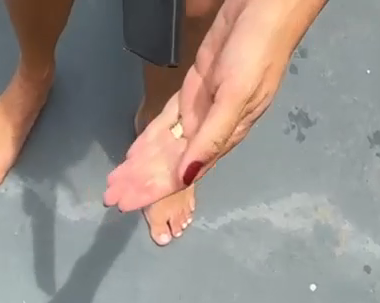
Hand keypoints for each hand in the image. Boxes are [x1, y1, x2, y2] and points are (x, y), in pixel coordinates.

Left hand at [104, 0, 325, 213]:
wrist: (269, 4)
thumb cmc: (258, 50)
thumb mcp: (237, 96)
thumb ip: (211, 138)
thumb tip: (186, 176)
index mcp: (223, 137)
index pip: (182, 174)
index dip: (152, 190)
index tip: (126, 204)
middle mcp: (208, 129)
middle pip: (167, 164)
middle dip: (139, 181)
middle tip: (110, 197)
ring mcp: (200, 110)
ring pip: (163, 146)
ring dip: (139, 164)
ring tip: (114, 182)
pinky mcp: (193, 90)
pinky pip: (166, 122)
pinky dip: (149, 138)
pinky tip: (132, 153)